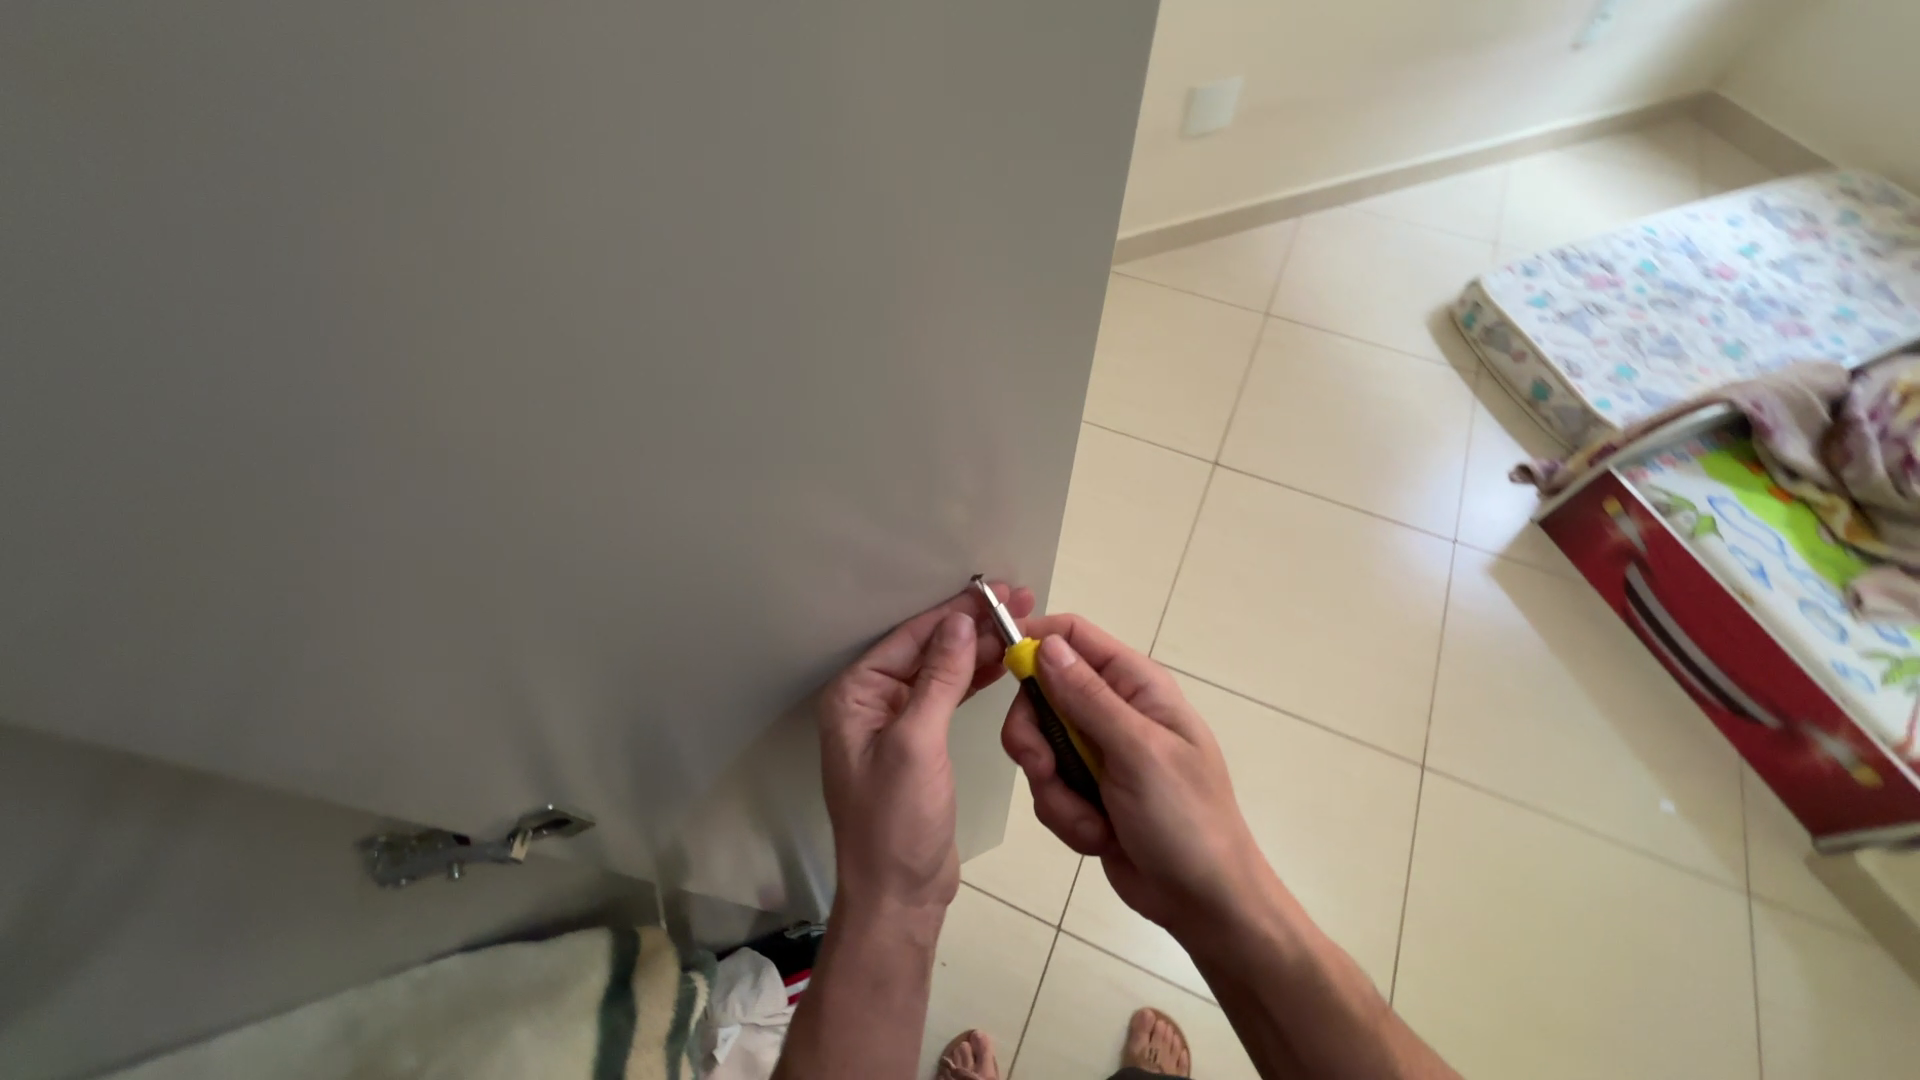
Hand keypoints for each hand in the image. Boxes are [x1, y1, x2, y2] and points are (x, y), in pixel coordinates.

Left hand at [817, 582, 1035, 916]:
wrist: (899, 896)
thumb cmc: (896, 821)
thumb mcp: (917, 743)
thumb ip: (939, 679)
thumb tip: (961, 622)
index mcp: (855, 695)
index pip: (909, 637)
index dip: (955, 611)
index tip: (997, 590)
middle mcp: (870, 702)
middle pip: (926, 649)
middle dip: (972, 625)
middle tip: (1020, 601)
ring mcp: (895, 723)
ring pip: (940, 671)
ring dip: (978, 650)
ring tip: (1021, 625)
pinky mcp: (919, 743)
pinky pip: (947, 698)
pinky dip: (974, 680)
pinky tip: (1003, 663)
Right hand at [1001, 614, 1265, 937]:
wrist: (1204, 901)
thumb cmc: (1185, 819)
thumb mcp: (1139, 753)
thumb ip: (1088, 698)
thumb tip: (1045, 644)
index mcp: (1135, 685)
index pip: (1074, 636)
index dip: (1034, 640)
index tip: (999, 666)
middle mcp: (1112, 710)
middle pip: (1042, 695)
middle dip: (1035, 739)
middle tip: (1044, 769)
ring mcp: (1097, 752)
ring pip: (1040, 748)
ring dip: (1055, 790)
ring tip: (1092, 821)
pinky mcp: (1085, 790)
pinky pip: (1048, 788)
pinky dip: (1065, 815)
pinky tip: (1098, 837)